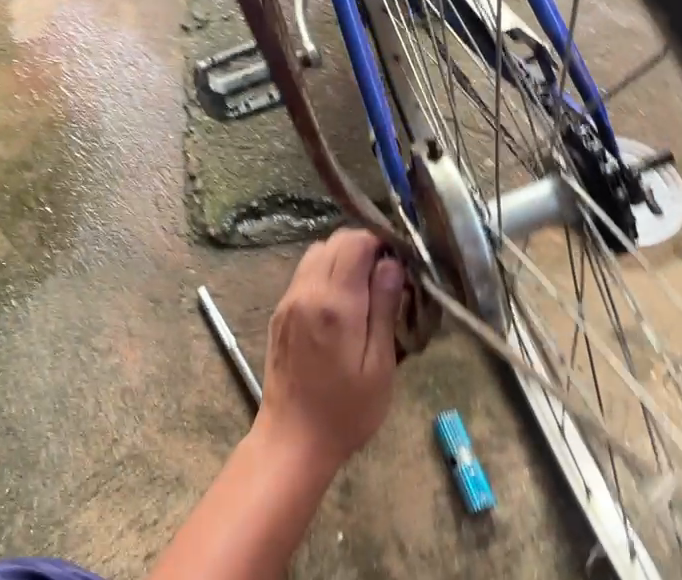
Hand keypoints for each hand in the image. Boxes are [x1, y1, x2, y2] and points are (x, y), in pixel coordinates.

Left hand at [254, 228, 405, 474]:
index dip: (381, 242)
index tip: (401, 262)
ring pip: (316, 253)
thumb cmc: (346, 411)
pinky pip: (305, 274)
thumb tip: (393, 264)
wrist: (292, 440)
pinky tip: (342, 303)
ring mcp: (288, 300)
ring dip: (343, 258)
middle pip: (334, 241)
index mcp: (336, 303)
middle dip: (364, 247)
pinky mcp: (280, 313)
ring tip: (366, 288)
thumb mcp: (380, 365)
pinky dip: (326, 273)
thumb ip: (385, 308)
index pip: (356, 242)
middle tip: (388, 275)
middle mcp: (307, 292)